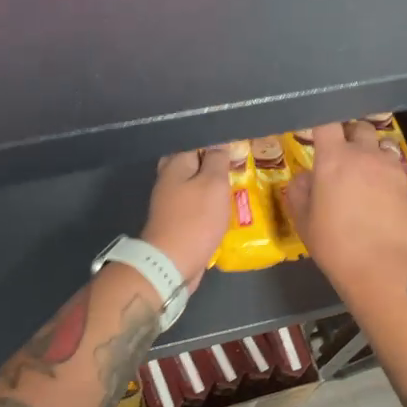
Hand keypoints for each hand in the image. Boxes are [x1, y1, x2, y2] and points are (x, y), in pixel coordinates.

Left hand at [141, 145, 231, 291]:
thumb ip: (217, 160)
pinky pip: (194, 206)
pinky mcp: (175, 222)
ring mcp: (169, 202)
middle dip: (213, 167)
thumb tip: (219, 146)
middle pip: (193, 166)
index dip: (218, 146)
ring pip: (194, 186)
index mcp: (175, 164)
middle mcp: (168, 179)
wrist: (172, 262)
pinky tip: (223, 211)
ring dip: (212, 188)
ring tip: (235, 189)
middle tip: (236, 171)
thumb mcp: (213, 183)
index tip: (238, 152)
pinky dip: (208, 207)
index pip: (198, 144)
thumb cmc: (196, 219)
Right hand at [282, 121, 406, 295]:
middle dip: (348, 135)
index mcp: (334, 159)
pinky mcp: (406, 184)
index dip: (320, 124)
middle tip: (340, 155)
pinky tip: (379, 193)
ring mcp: (390, 168)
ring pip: (380, 144)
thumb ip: (299, 190)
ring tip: (363, 172)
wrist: (380, 267)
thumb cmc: (334, 244)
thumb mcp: (303, 220)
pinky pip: (394, 166)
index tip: (315, 135)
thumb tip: (305, 176)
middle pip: (359, 127)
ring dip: (370, 151)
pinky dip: (384, 171)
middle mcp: (365, 155)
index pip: (327, 123)